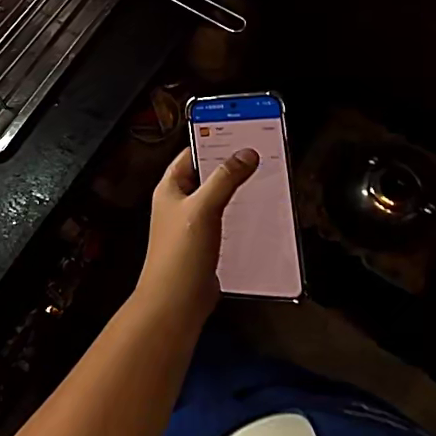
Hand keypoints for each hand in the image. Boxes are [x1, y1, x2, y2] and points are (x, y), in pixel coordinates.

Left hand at [137, 146, 258, 321]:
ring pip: (219, 197)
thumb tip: (247, 154)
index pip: (192, 152)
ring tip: (264, 177)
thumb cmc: (180, 254)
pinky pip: (226, 219)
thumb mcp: (203, 208)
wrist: (175, 304)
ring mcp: (193, 224)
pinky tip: (258, 211)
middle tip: (258, 153)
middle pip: (208, 174)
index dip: (213, 139)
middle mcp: (180, 203)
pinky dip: (240, 213)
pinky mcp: (206, 242)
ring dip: (238, 189)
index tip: (238, 131)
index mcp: (171, 188)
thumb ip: (225, 178)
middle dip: (232, 164)